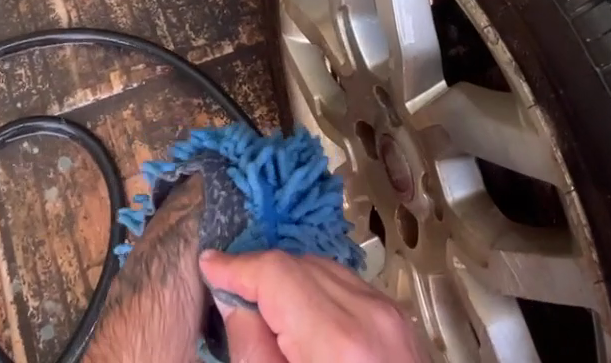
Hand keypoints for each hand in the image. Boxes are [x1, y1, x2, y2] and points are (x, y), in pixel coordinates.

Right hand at [199, 249, 426, 362]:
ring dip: (291, 280)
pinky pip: (349, 287)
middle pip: (301, 265)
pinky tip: (304, 318)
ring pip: (326, 269)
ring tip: (265, 307)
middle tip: (231, 293)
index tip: (208, 266)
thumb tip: (234, 300)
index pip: (276, 272)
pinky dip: (320, 291)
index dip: (236, 266)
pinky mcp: (402, 322)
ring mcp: (391, 316)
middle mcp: (369, 315)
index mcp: (337, 341)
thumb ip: (250, 345)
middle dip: (262, 274)